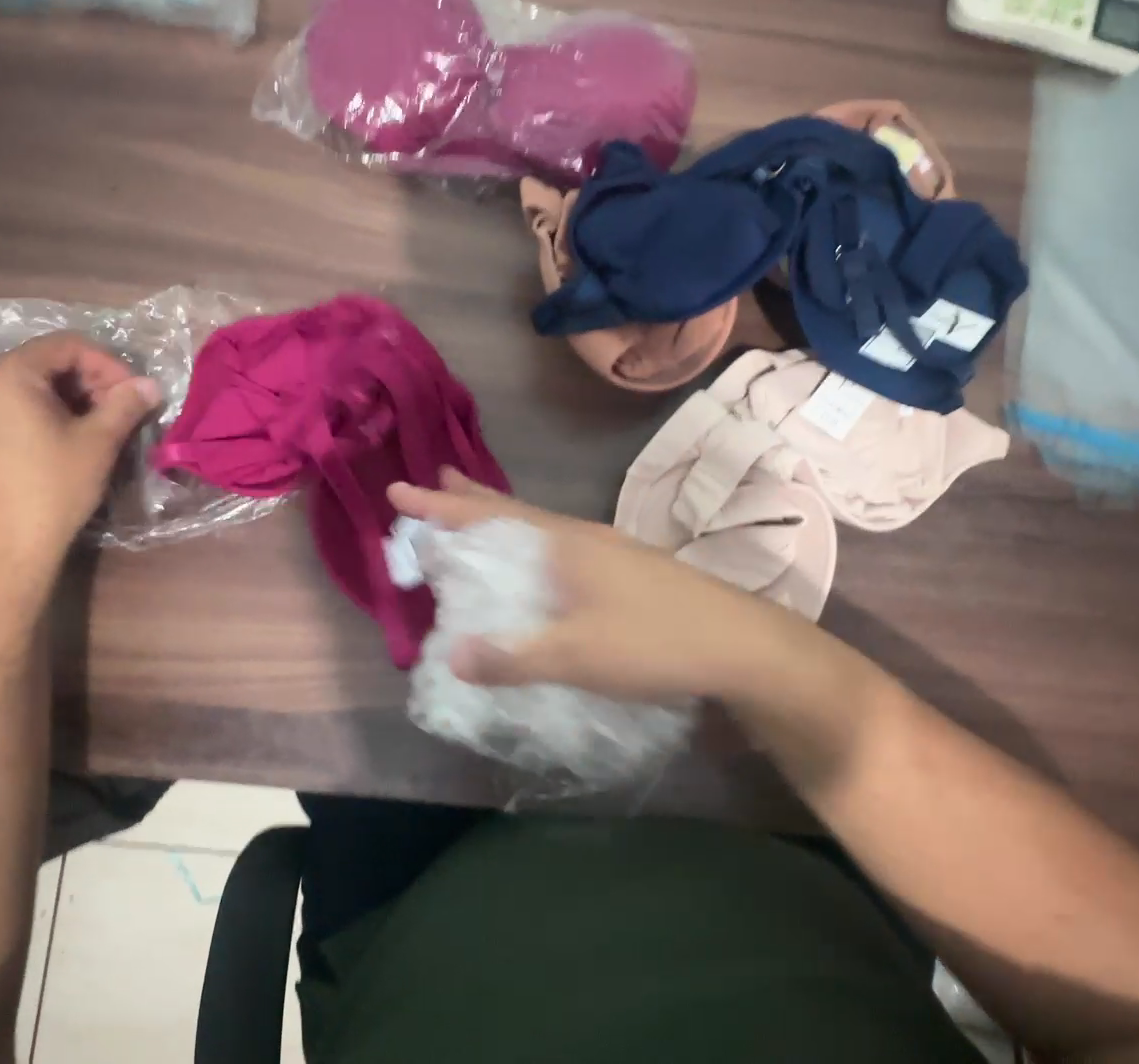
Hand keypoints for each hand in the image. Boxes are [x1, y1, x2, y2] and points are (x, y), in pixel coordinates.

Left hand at [0, 332, 161, 576]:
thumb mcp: (98, 443)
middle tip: (120, 412)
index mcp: (8, 374)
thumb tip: (151, 385)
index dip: (109, 364)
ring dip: (69, 399)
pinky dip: (43, 415)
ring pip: (28, 387)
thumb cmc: (52, 488)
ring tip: (98, 430)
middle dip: (89, 382)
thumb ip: (125, 405)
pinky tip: (65, 444)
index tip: (135, 394)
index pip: (67, 345)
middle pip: (45, 362)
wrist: (0, 548)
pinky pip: (10, 409)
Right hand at [388, 468, 808, 702]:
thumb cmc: (655, 642)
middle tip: (432, 482)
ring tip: (473, 514)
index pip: (488, 518)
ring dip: (499, 520)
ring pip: (536, 527)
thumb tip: (450, 656)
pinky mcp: (623, 570)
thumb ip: (511, 657)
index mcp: (562, 545)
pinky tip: (533, 563)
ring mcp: (606, 550)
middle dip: (469, 499)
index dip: (440, 508)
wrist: (740, 644)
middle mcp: (580, 537)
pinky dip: (526, 544)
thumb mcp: (576, 657)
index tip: (398, 491)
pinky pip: (556, 545)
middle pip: (512, 510)